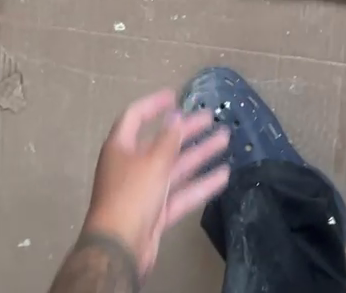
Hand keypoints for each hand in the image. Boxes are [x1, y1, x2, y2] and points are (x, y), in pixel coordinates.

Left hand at [81, 89, 230, 277]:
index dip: (154, 104)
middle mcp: (131, 165)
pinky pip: (181, 193)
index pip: (135, 116)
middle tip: (210, 117)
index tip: (176, 96)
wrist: (120, 249)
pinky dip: (200, 184)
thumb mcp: (152, 161)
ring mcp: (144, 190)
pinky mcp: (156, 212)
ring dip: (199, 153)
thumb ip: (167, 138)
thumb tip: (175, 116)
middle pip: (161, 142)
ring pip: (175, 167)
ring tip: (225, 139)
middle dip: (186, 130)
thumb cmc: (132, 195)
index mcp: (120, 147)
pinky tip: (223, 176)